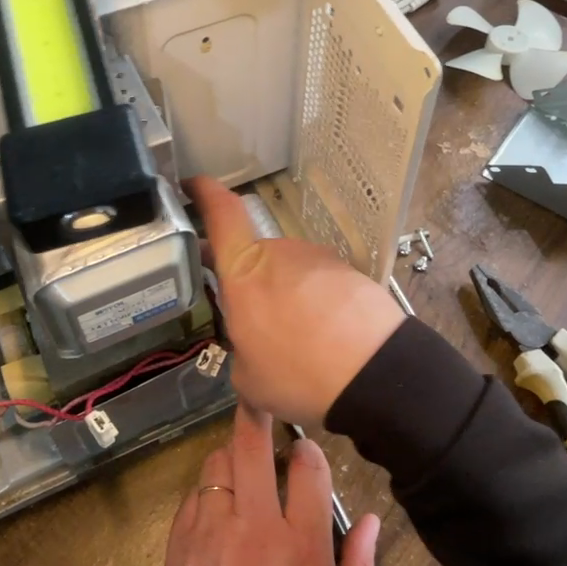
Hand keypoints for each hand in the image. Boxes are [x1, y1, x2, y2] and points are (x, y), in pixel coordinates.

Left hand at [161, 403, 380, 565]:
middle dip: (258, 417)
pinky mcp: (178, 547)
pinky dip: (208, 493)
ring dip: (232, 459)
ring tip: (243, 473)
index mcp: (303, 547)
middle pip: (251, 445)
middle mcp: (254, 528)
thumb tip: (373, 520)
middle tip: (263, 407)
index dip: (308, 449)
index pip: (307, 467)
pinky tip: (218, 510)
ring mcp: (210, 534)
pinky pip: (192, 497)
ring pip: (217, 464)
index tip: (307, 450)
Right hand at [187, 176, 405, 426]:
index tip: (192, 185)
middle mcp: (279, 253)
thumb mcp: (249, 380)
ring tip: (295, 344)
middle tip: (254, 325)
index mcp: (244, 271)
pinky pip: (321, 287)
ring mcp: (318, 259)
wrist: (374, 373)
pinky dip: (317, 308)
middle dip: (251, 285)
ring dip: (286, 300)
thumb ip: (240, 354)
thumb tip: (248, 350)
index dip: (204, 193)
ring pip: (289, 274)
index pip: (221, 214)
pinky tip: (325, 344)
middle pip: (255, 257)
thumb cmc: (296, 372)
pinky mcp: (350, 273)